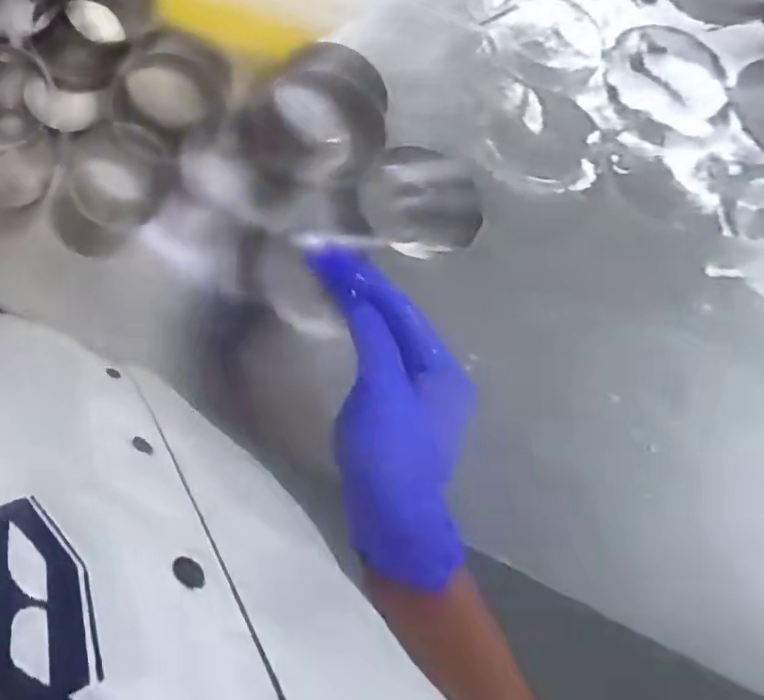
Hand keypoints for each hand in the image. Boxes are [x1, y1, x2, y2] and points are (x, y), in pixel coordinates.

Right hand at [308, 246, 473, 592]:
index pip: (398, 308)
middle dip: (362, 285)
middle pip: (397, 316)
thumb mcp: (380, 389)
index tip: (327, 252)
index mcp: (440, 366)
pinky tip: (343, 318)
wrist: (393, 511)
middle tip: (323, 257)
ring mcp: (420, 388)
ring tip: (329, 277)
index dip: (363, 278)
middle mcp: (437, 371)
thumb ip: (373, 338)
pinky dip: (359, 326)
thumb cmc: (389, 449)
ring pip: (388, 331)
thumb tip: (357, 293)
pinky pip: (380, 349)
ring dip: (360, 303)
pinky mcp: (398, 401)